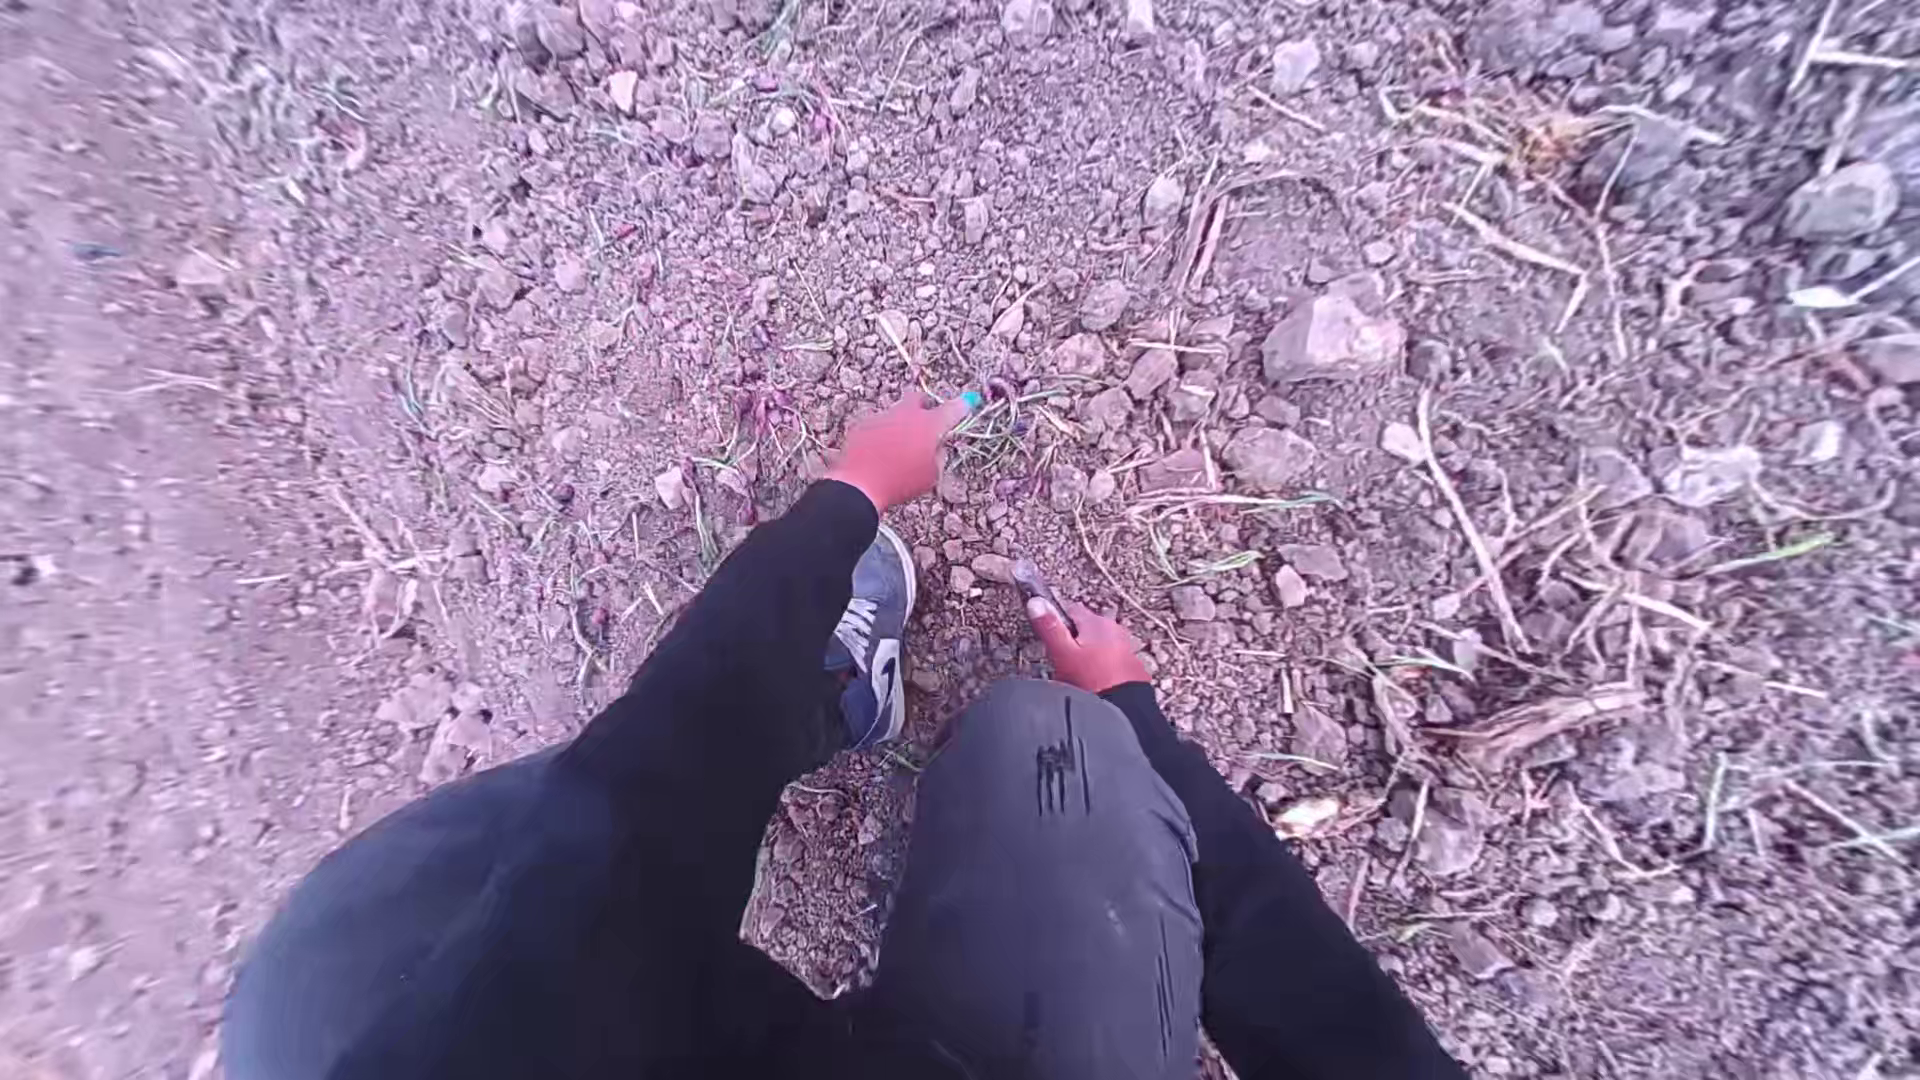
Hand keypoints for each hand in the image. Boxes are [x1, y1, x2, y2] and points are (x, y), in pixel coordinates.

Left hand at [825, 392, 974, 512]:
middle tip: (928, 423)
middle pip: (919, 398)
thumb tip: (939, 445)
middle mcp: (907, 414)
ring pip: (897, 412)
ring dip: (902, 423)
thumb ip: (939, 454)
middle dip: (926, 406)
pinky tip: (881, 451)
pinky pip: (879, 423)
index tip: (968, 402)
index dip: (962, 406)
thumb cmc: (901, 484)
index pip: (952, 409)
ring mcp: (883, 416)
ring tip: (900, 447)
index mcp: (929, 425)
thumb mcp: (932, 475)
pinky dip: (884, 432)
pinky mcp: (864, 424)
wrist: (860, 486)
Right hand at [1026, 598, 1150, 693]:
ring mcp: (1127, 651)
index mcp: (1097, 623)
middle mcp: (1116, 632)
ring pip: (1100, 648)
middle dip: (1074, 643)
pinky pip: (1111, 666)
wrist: (1125, 714)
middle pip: (1086, 630)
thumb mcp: (1063, 654)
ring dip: (1089, 658)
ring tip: (1077, 679)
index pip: (1070, 610)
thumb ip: (1049, 627)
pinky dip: (1102, 672)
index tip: (1050, 637)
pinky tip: (1094, 687)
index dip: (1057, 622)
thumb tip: (1036, 603)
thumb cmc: (1094, 683)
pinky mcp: (1134, 671)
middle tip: (1062, 663)